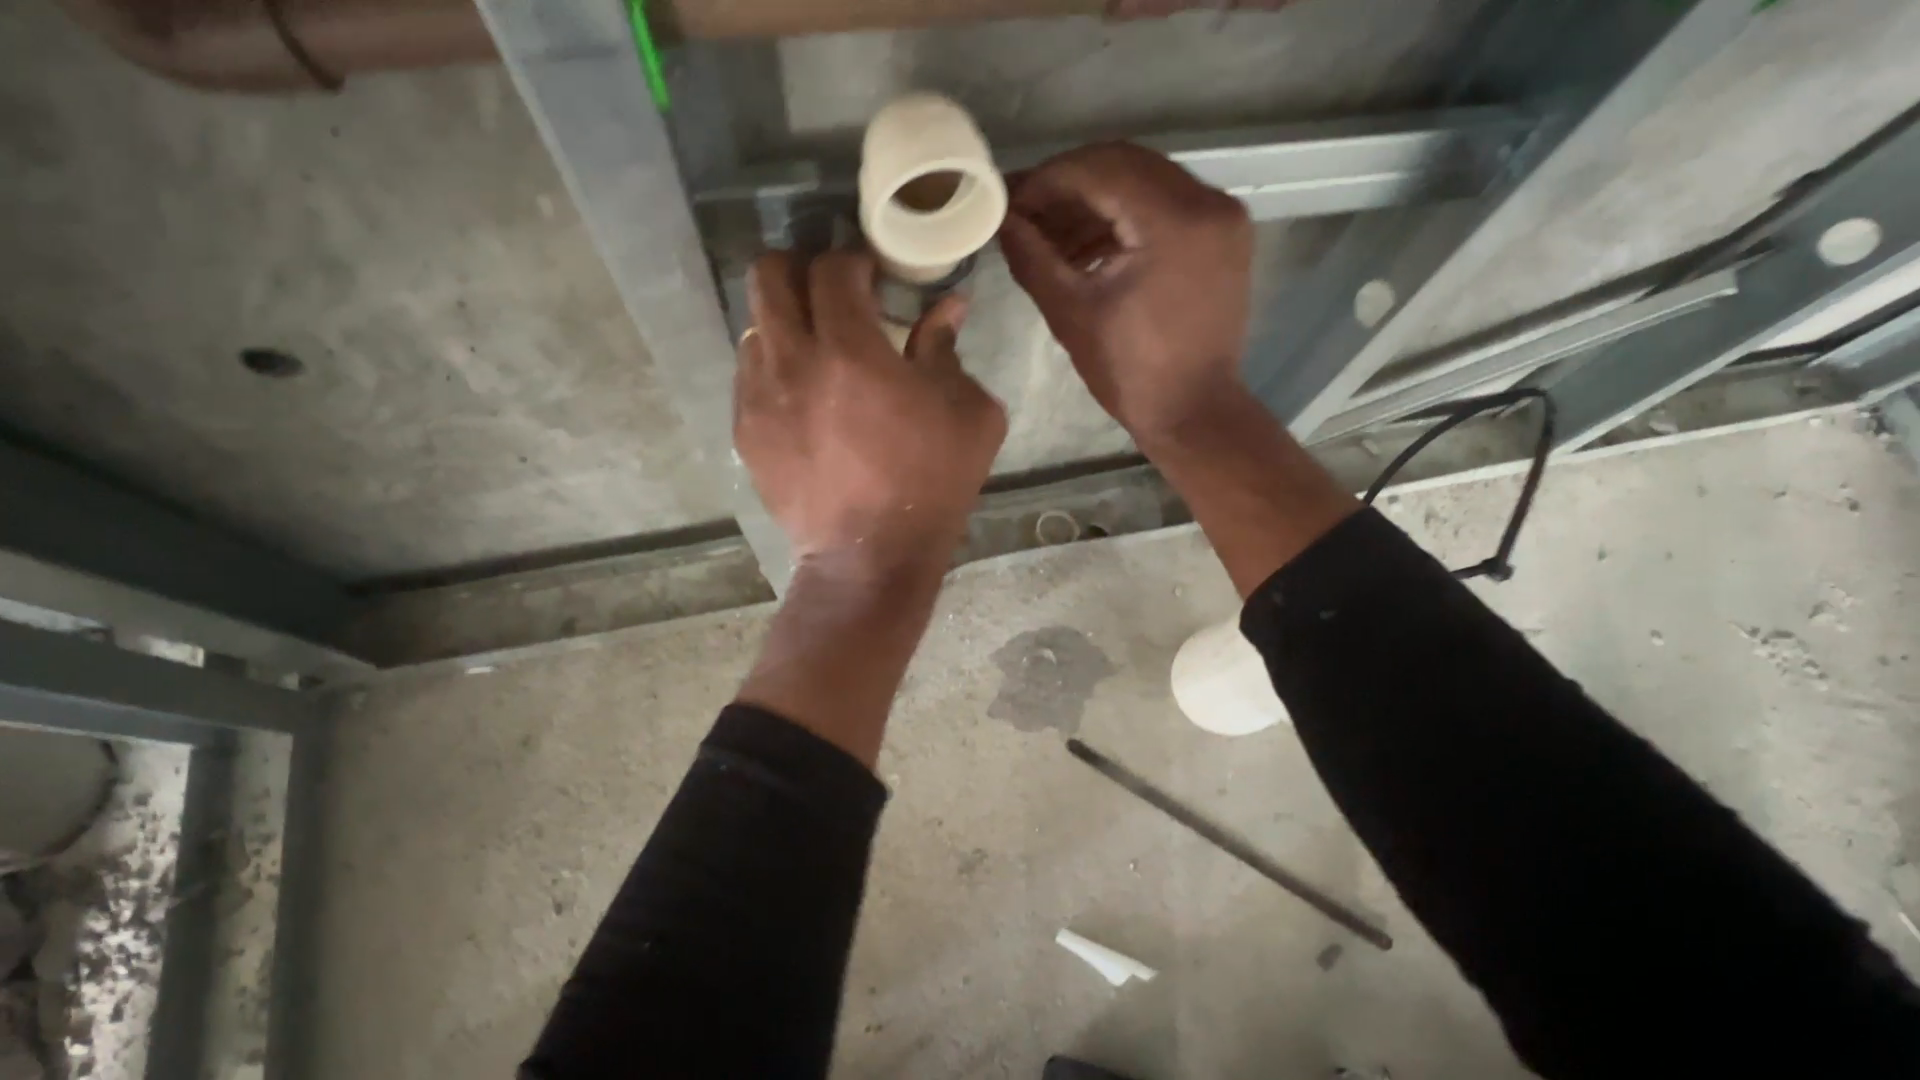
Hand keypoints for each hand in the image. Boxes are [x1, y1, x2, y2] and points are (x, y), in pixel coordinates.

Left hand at [734, 250, 1007, 580]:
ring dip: (786, 321)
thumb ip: (949, 349)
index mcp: (850, 349)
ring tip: (817, 348)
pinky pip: (748, 373)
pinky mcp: (745, 431)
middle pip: (768, 275)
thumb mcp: (968, 414)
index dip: (854, 261)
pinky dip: (774, 366)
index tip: (872, 276)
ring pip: (754, 324)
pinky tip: (804, 394)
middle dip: (800, 268)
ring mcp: (758, 397)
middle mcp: (791, 361)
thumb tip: (946, 308)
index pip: (832, 268)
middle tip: (831, 291)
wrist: (869, 558)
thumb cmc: (931, 484)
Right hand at [998, 141, 1254, 445]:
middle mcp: (1208, 202)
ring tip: (1046, 233)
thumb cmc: (1129, 371)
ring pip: (1144, 180)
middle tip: (1024, 210)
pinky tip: (1083, 245)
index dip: (1047, 180)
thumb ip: (1031, 255)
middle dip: (1068, 184)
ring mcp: (1222, 217)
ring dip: (1093, 200)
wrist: (1193, 411)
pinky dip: (1123, 216)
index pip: (1100, 169)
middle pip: (1124, 163)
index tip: (1009, 199)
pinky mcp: (1222, 234)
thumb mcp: (1069, 311)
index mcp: (1175, 221)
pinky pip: (1164, 204)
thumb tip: (1000, 218)